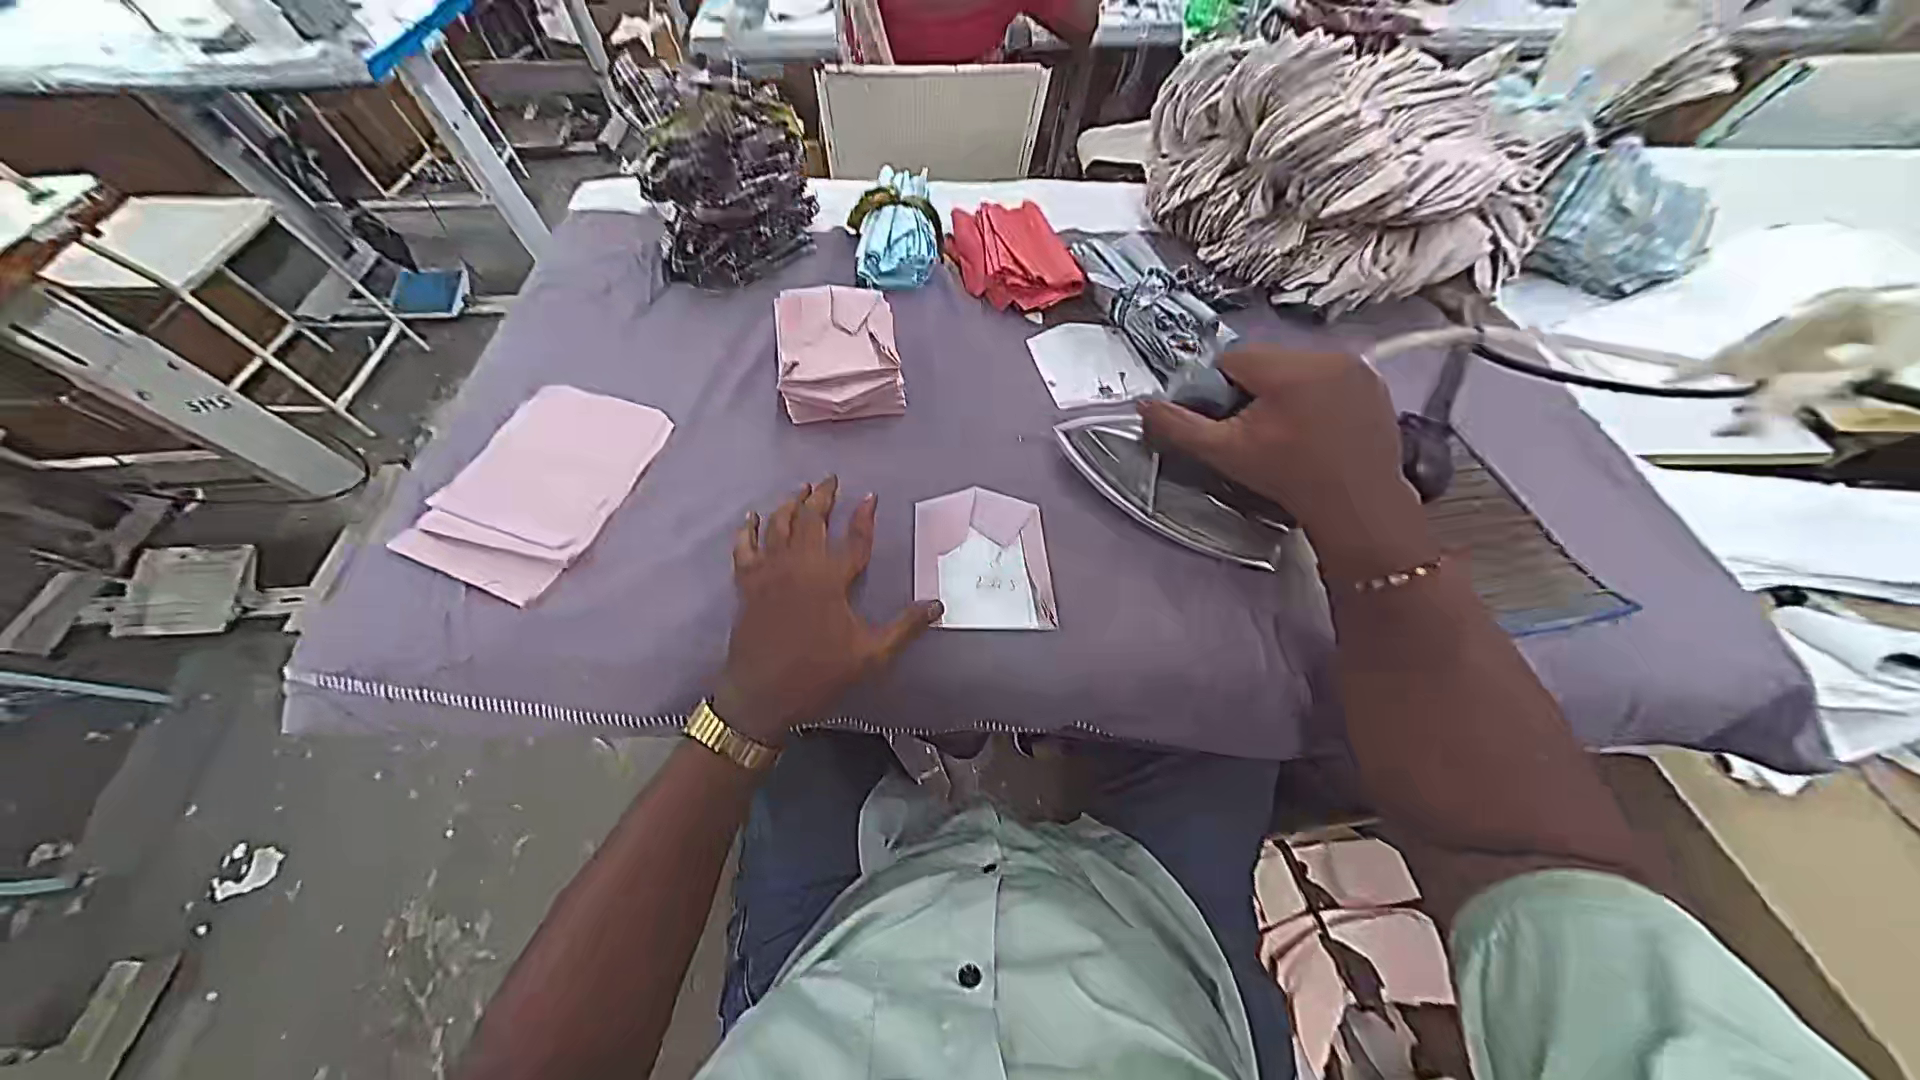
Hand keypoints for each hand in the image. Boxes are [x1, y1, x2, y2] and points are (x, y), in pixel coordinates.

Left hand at [713, 477, 941, 744]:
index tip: (870, 496)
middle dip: (822, 497)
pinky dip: (748, 530)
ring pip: (778, 526)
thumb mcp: (870, 655)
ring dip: (790, 504)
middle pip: (810, 521)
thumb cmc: (817, 674)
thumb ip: (905, 627)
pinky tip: (752, 517)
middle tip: (830, 480)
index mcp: (829, 580)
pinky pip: (745, 548)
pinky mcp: (747, 584)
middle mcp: (797, 566)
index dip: (863, 517)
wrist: (760, 695)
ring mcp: (768, 573)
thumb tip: (937, 605)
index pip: (853, 540)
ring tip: (801, 489)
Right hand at [1138, 346, 1436, 579]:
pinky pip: (1328, 376)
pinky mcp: (1374, 383)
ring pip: (1297, 366)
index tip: (1231, 422)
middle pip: (1266, 360)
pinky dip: (1316, 395)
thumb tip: (1143, 405)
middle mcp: (1326, 357)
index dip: (1222, 389)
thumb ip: (1179, 426)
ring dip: (1284, 390)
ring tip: (1289, 431)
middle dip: (1254, 389)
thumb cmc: (1286, 477)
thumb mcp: (1224, 453)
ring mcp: (1356, 368)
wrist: (1355, 504)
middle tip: (1257, 430)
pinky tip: (1317, 428)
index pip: (1233, 358)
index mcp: (1287, 369)